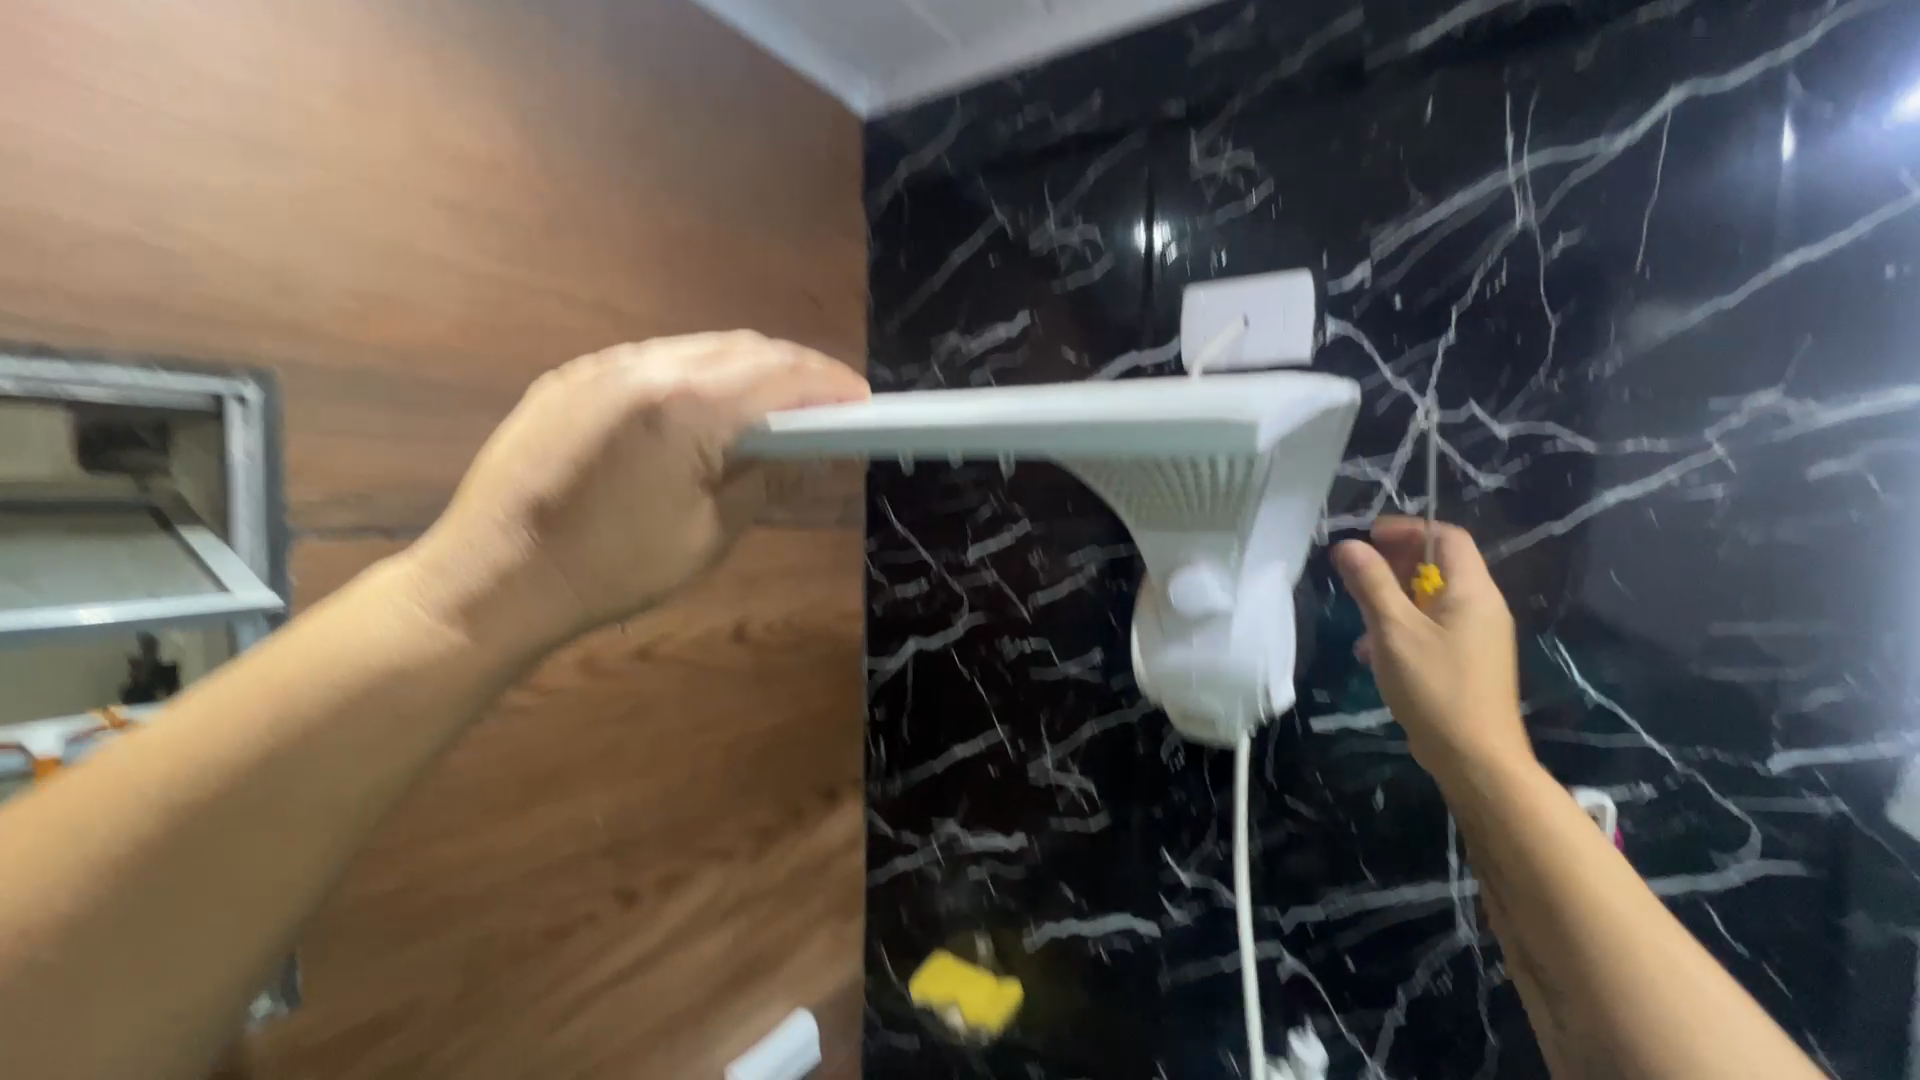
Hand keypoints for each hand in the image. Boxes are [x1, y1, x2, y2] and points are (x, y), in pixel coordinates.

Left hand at [400, 332, 868, 653]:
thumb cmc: (612, 569)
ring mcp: (602, 366)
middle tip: (828, 404)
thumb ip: (767, 480)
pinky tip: (707, 408)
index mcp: (686, 407)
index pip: (782, 375)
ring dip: (749, 368)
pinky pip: (655, 360)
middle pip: (745, 348)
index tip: (862, 401)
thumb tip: (812, 453)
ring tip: (776, 405)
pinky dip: (698, 373)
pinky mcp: (572, 377)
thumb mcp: (708, 534)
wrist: (494, 577)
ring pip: (699, 348)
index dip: (831, 383)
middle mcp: (646, 367)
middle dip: (796, 369)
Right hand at [1331, 516, 1530, 784]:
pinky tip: (1372, 651)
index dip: (1407, 529)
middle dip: (1394, 564)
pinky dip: (1401, 626)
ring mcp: (1476, 636)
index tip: (1367, 538)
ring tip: (1359, 614)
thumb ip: (1372, 583)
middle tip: (1355, 573)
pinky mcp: (1465, 661)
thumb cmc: (1435, 687)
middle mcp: (1481, 607)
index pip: (1447, 537)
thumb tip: (1349, 546)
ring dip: (1391, 598)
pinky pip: (1431, 627)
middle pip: (1439, 565)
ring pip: (1430, 599)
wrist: (1475, 758)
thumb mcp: (1394, 631)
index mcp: (1472, 591)